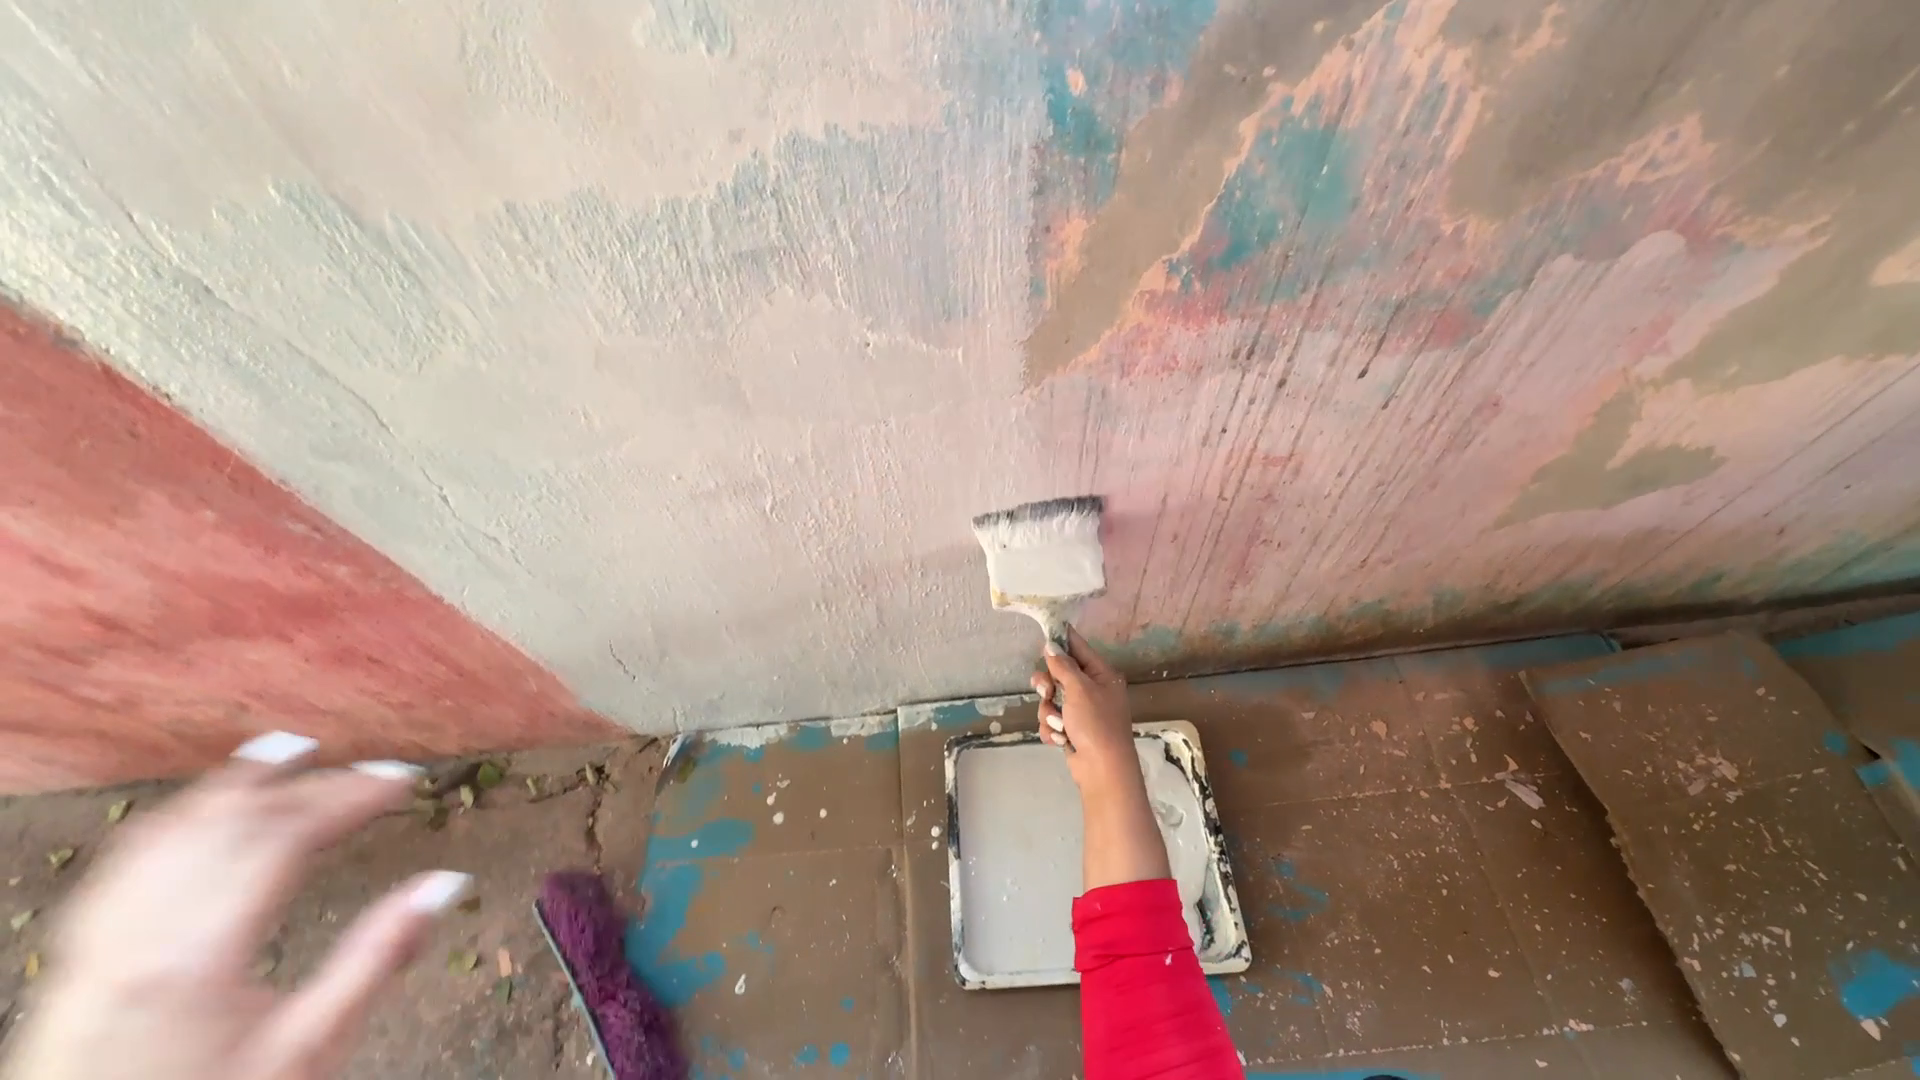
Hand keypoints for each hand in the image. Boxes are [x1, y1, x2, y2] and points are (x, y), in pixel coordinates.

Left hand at [2, 732, 471, 1079]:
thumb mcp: (312, 1048)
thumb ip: (377, 958)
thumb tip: (447, 883)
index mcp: (198, 957)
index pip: (283, 840)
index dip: (347, 797)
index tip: (403, 779)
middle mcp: (138, 938)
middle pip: (230, 827)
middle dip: (308, 786)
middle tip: (371, 773)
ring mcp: (96, 947)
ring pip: (166, 837)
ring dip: (232, 785)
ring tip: (286, 750)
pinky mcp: (78, 961)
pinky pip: (123, 867)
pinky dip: (173, 822)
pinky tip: (202, 810)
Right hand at [1030, 627, 1138, 791]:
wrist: (1102, 770)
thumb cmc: (1096, 724)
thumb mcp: (1079, 689)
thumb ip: (1063, 665)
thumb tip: (1050, 645)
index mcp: (1101, 675)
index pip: (1078, 648)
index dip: (1060, 641)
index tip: (1042, 637)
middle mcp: (1092, 690)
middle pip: (1058, 674)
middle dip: (1048, 686)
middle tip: (1046, 692)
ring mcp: (1082, 711)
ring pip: (1051, 699)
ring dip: (1049, 712)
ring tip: (1058, 724)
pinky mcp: (1072, 729)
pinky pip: (1051, 719)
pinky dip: (1051, 729)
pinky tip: (1059, 739)